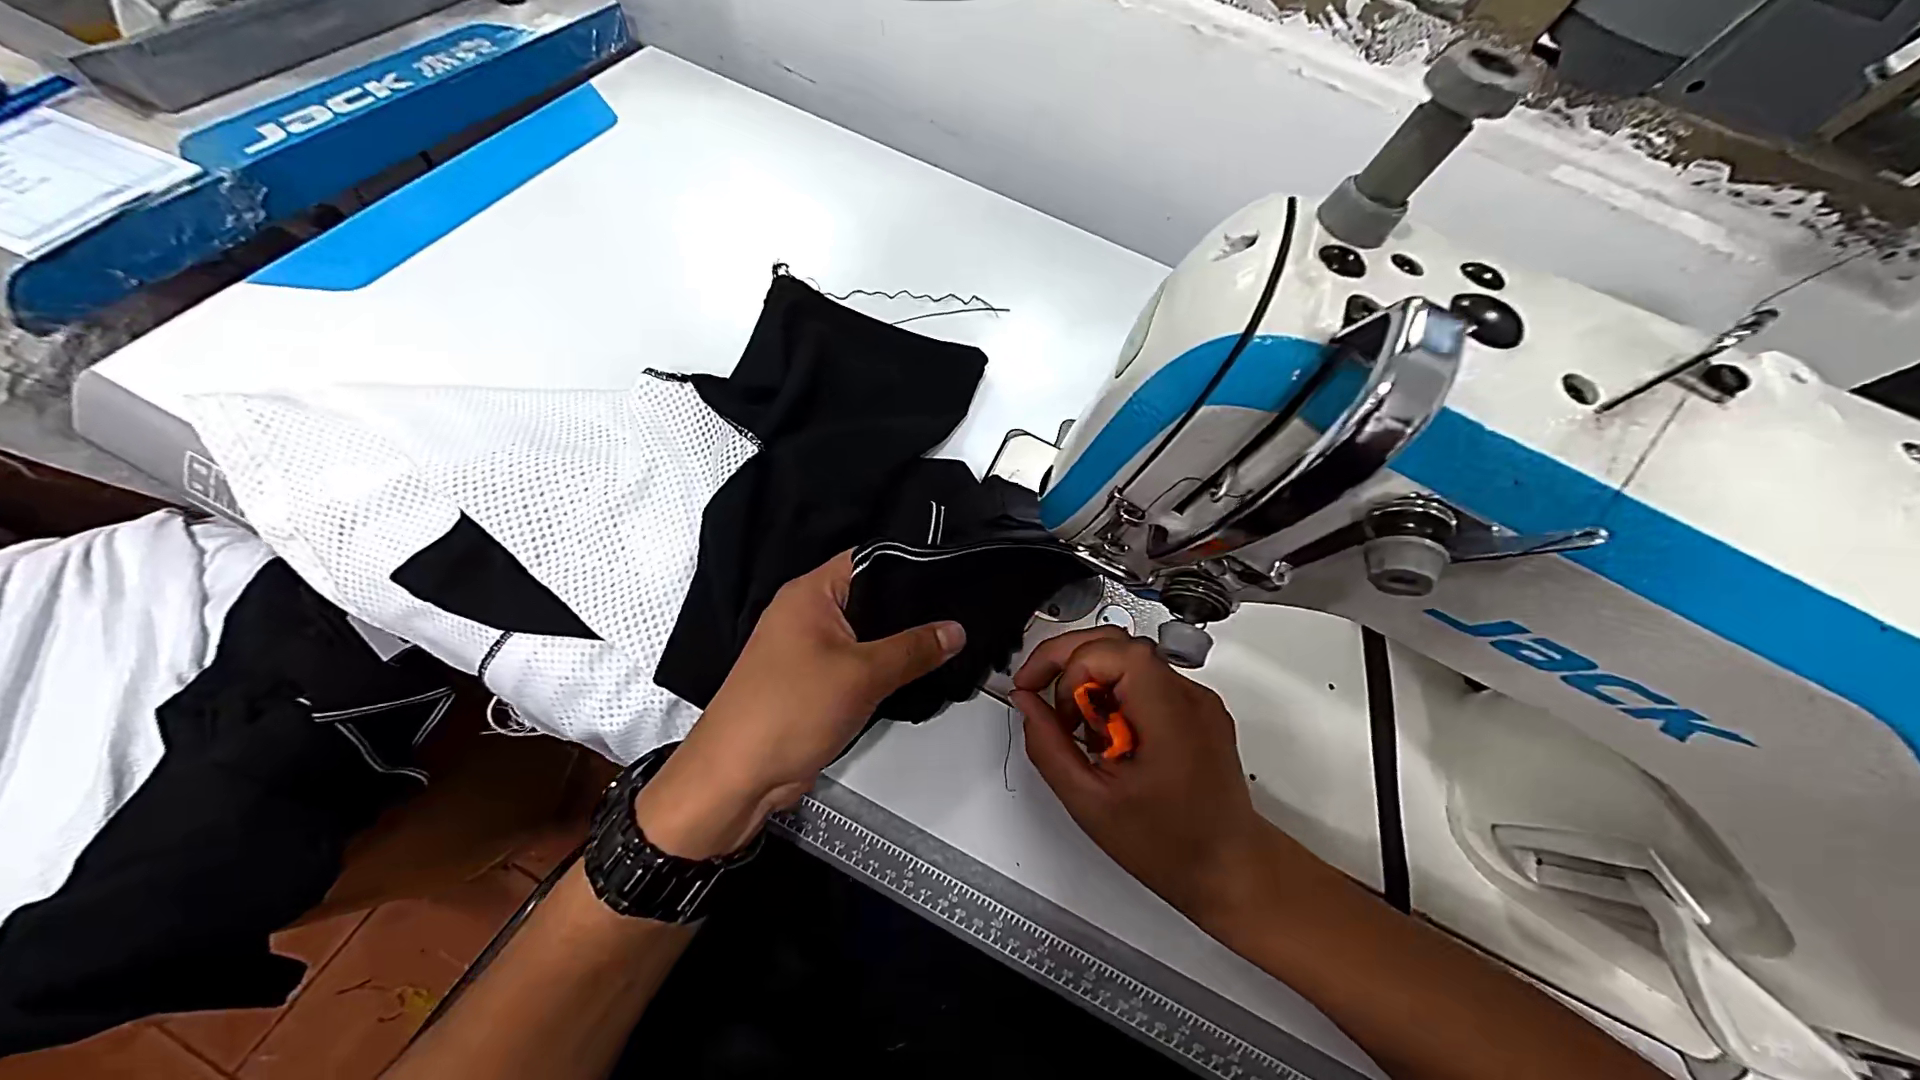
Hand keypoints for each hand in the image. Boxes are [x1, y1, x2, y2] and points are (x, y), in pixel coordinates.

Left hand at [634, 551, 964, 857]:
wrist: (738, 777)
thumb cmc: (783, 714)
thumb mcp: (863, 675)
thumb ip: (913, 649)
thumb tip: (953, 631)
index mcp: (810, 593)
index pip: (868, 558)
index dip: (909, 562)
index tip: (948, 574)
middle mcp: (806, 614)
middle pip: (869, 596)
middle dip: (909, 608)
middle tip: (954, 612)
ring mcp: (807, 648)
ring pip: (864, 633)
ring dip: (896, 642)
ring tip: (942, 641)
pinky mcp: (812, 680)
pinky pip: (855, 662)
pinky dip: (881, 667)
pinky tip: (912, 673)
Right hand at [1010, 627, 1272, 917]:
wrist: (1228, 867)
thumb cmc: (1173, 846)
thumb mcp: (1090, 802)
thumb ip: (1048, 746)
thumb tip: (1027, 704)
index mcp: (1169, 716)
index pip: (1111, 651)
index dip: (1067, 667)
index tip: (1043, 695)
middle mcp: (1189, 697)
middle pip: (1117, 642)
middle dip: (1068, 660)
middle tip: (1041, 691)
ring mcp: (1196, 699)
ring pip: (1128, 656)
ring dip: (1090, 680)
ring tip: (1082, 727)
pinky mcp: (1193, 707)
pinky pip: (1144, 678)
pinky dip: (1113, 693)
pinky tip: (1107, 733)